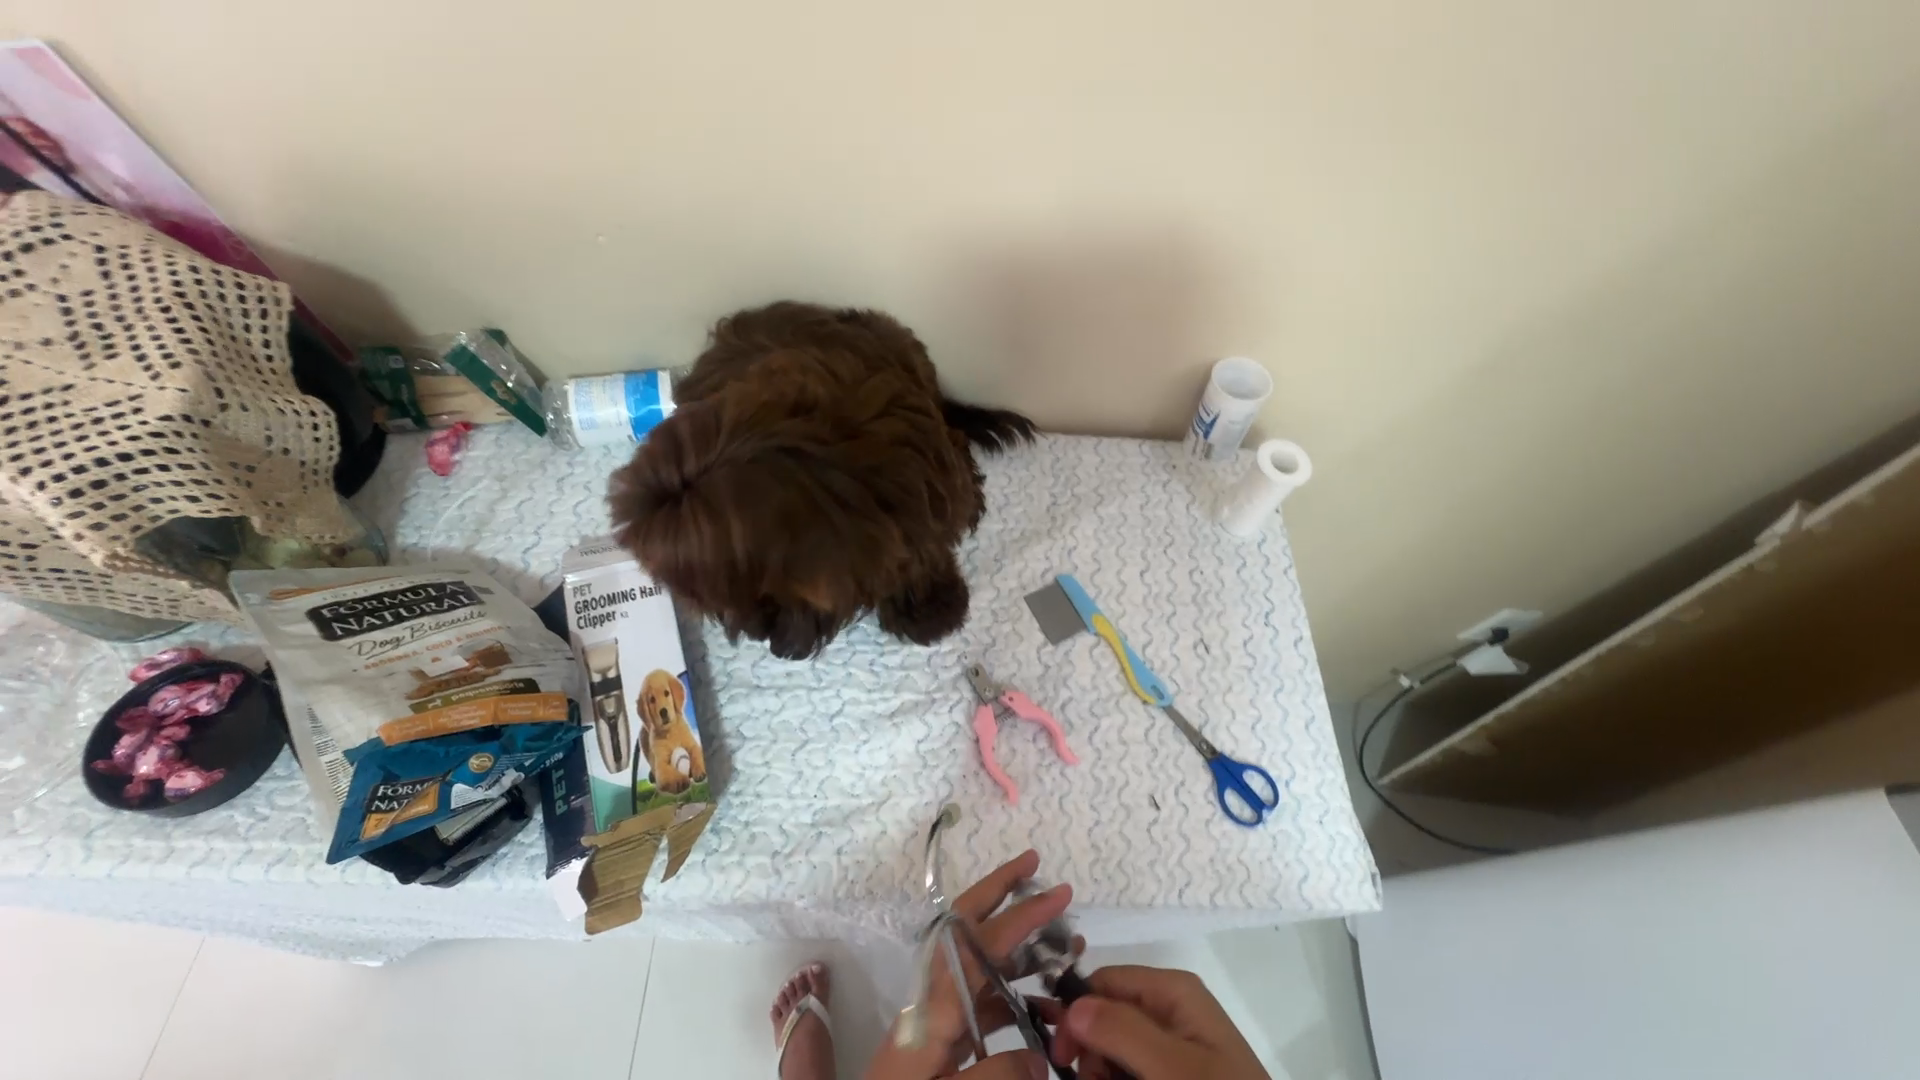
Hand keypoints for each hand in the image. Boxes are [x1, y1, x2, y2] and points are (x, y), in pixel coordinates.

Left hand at [863, 850, 1071, 1079]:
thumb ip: (996, 1075)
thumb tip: (1042, 1056)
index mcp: (932, 1006)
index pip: (980, 944)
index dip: (1020, 915)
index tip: (1056, 892)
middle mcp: (933, 998)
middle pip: (966, 928)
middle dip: (1000, 890)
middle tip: (1037, 864)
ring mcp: (938, 1018)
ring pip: (980, 962)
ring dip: (1018, 941)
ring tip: (1062, 937)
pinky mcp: (944, 1040)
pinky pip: (983, 1000)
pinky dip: (1015, 990)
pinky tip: (1045, 1002)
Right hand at [1045, 965, 1269, 1079]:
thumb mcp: (1173, 1071)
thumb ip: (1123, 1033)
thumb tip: (1071, 1005)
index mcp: (1172, 991)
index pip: (1103, 982)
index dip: (1077, 1015)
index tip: (1061, 1059)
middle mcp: (1170, 1008)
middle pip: (1105, 1016)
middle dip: (1091, 1055)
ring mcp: (1173, 1042)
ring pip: (1113, 1049)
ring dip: (1102, 1075)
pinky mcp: (1172, 1071)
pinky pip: (1131, 1069)